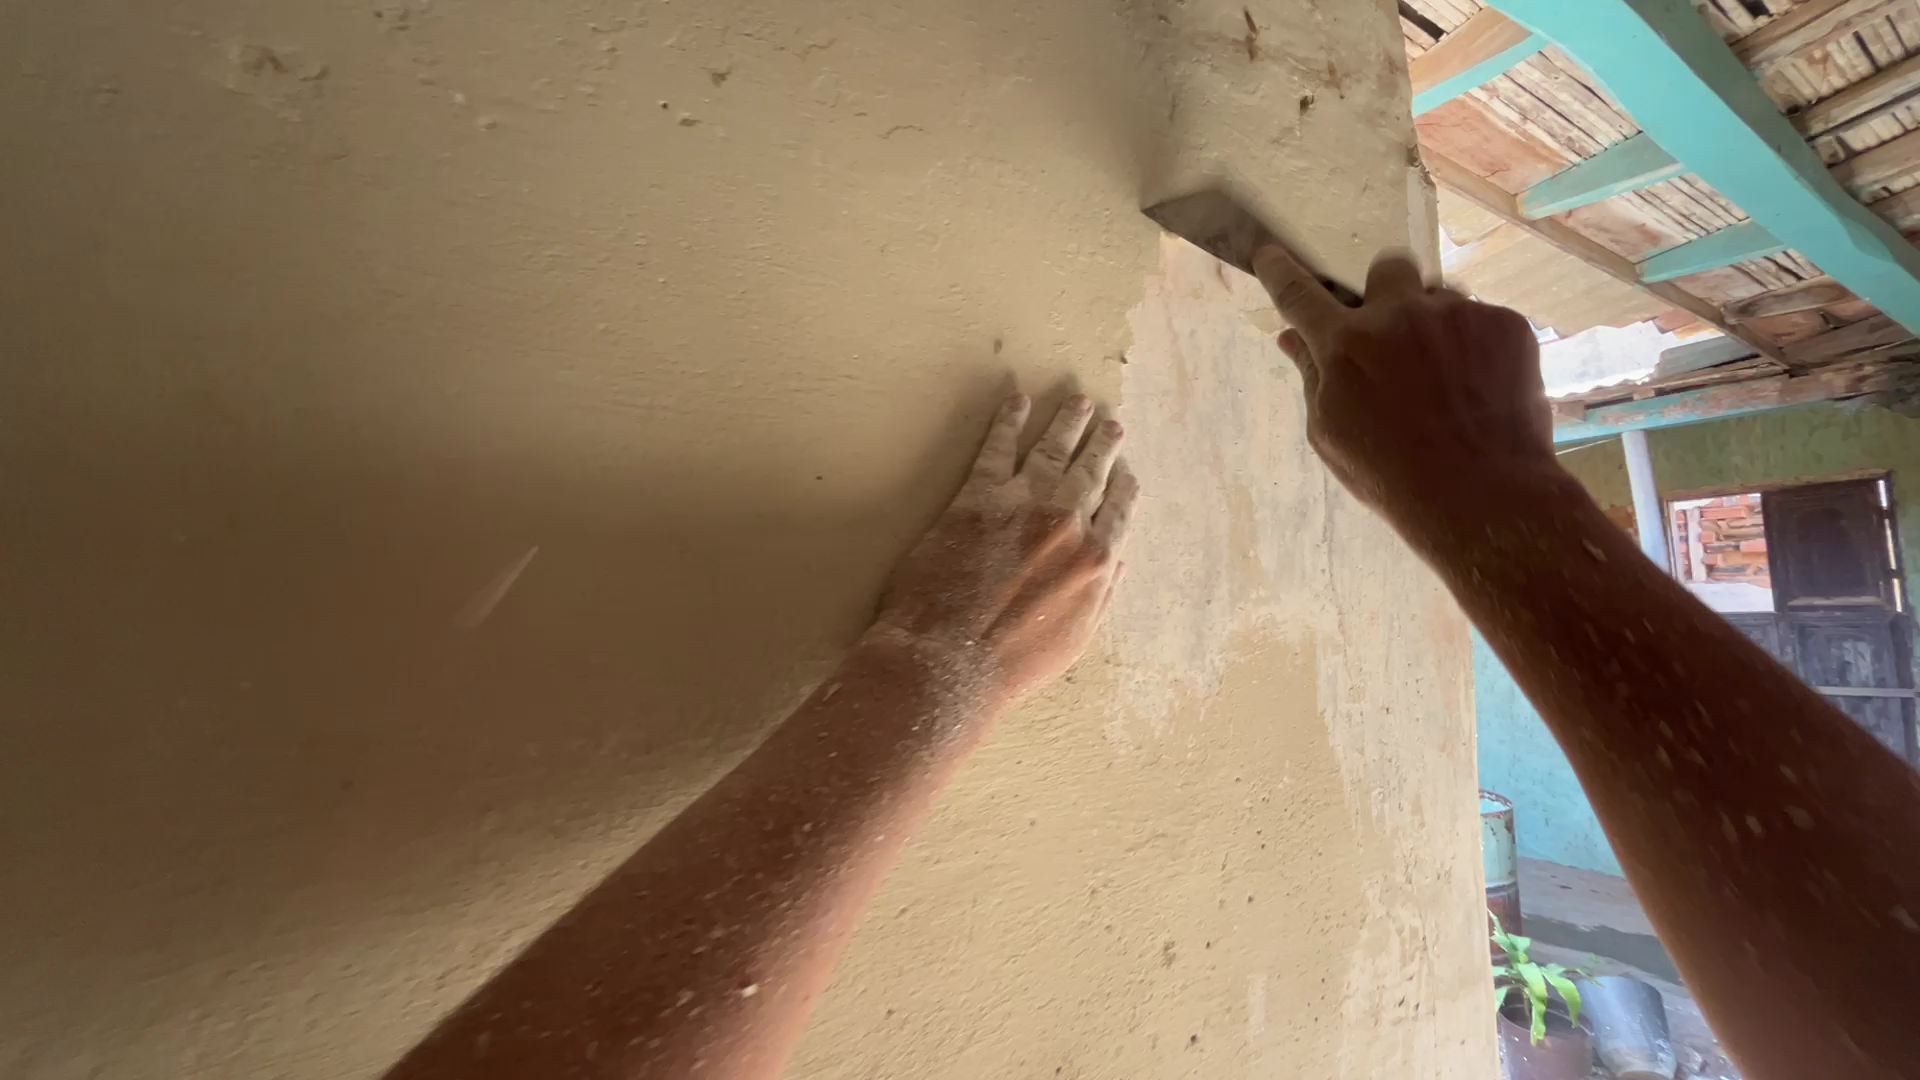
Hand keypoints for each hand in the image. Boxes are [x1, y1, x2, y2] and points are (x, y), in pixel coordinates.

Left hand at [870, 392, 1138, 700]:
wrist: (950, 662)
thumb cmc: (1012, 662)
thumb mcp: (1076, 638)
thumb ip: (1101, 593)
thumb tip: (1115, 559)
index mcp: (1096, 560)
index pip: (1120, 510)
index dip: (1125, 487)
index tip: (1126, 471)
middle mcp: (1066, 524)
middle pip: (1092, 472)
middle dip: (1103, 444)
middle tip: (1109, 423)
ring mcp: (1022, 507)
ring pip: (1053, 452)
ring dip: (1067, 423)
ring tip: (1077, 402)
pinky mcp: (977, 500)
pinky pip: (997, 450)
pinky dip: (1008, 422)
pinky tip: (1017, 402)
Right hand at [1253, 245, 1554, 525]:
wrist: (1478, 491)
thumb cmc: (1385, 471)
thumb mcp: (1328, 432)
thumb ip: (1311, 376)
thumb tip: (1292, 339)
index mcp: (1344, 345)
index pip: (1299, 296)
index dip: (1280, 272)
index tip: (1269, 252)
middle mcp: (1398, 315)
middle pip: (1386, 268)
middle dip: (1384, 292)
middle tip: (1391, 333)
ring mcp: (1457, 314)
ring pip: (1438, 298)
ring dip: (1431, 324)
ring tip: (1440, 376)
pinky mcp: (1506, 323)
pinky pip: (1479, 320)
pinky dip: (1470, 346)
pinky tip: (1473, 387)